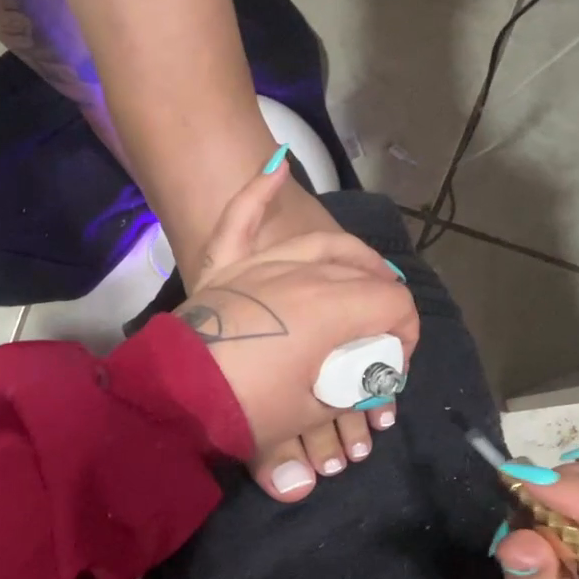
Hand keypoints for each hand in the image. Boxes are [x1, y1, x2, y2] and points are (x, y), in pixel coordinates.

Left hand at [172, 165, 418, 459]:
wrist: (172, 400)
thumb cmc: (245, 409)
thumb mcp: (309, 411)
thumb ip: (351, 389)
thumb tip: (371, 379)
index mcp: (334, 309)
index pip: (394, 304)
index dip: (405, 335)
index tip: (391, 367)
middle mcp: (305, 274)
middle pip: (363, 274)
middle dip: (382, 306)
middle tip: (376, 341)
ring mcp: (261, 265)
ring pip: (321, 246)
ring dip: (353, 257)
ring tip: (367, 274)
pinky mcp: (223, 267)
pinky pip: (242, 218)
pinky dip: (259, 191)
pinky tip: (279, 166)